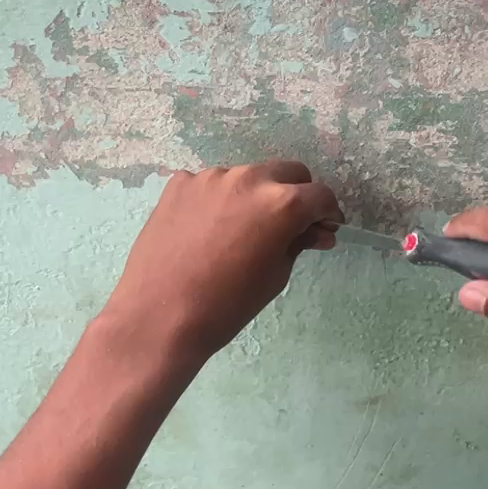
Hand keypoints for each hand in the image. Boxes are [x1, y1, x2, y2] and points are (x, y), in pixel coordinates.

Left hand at [98, 161, 343, 363]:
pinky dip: (218, 201)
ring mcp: (210, 176)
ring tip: (241, 231)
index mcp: (281, 202)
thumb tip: (316, 231)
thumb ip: (298, 243)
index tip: (324, 228)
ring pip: (247, 177)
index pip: (320, 195)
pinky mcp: (179, 184)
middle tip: (290, 226)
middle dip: (297, 194)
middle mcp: (248, 178)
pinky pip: (210, 185)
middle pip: (287, 172)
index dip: (328, 213)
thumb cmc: (227, 306)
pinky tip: (207, 230)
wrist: (159, 316)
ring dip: (255, 196)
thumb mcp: (276, 276)